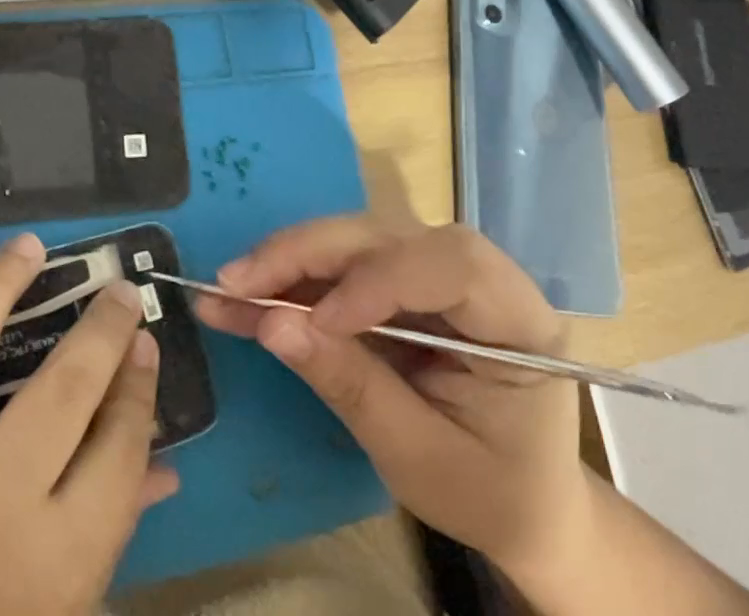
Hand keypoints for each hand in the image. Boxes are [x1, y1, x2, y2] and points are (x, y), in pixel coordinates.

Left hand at [0, 233, 178, 615]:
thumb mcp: (60, 608)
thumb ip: (108, 533)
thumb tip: (162, 467)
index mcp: (54, 552)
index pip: (119, 444)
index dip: (139, 385)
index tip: (141, 342)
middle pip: (63, 389)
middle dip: (99, 331)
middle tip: (115, 291)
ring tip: (26, 249)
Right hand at [193, 216, 584, 571]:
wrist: (518, 509)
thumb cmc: (486, 493)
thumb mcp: (416, 454)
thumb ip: (349, 385)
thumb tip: (272, 324)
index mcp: (519, 325)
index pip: (451, 267)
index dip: (377, 279)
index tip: (315, 320)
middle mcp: (482, 282)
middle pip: (392, 238)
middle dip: (310, 253)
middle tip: (236, 281)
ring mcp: (438, 279)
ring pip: (358, 242)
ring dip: (290, 260)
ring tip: (229, 288)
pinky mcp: (401, 288)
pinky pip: (341, 269)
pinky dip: (291, 281)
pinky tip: (244, 296)